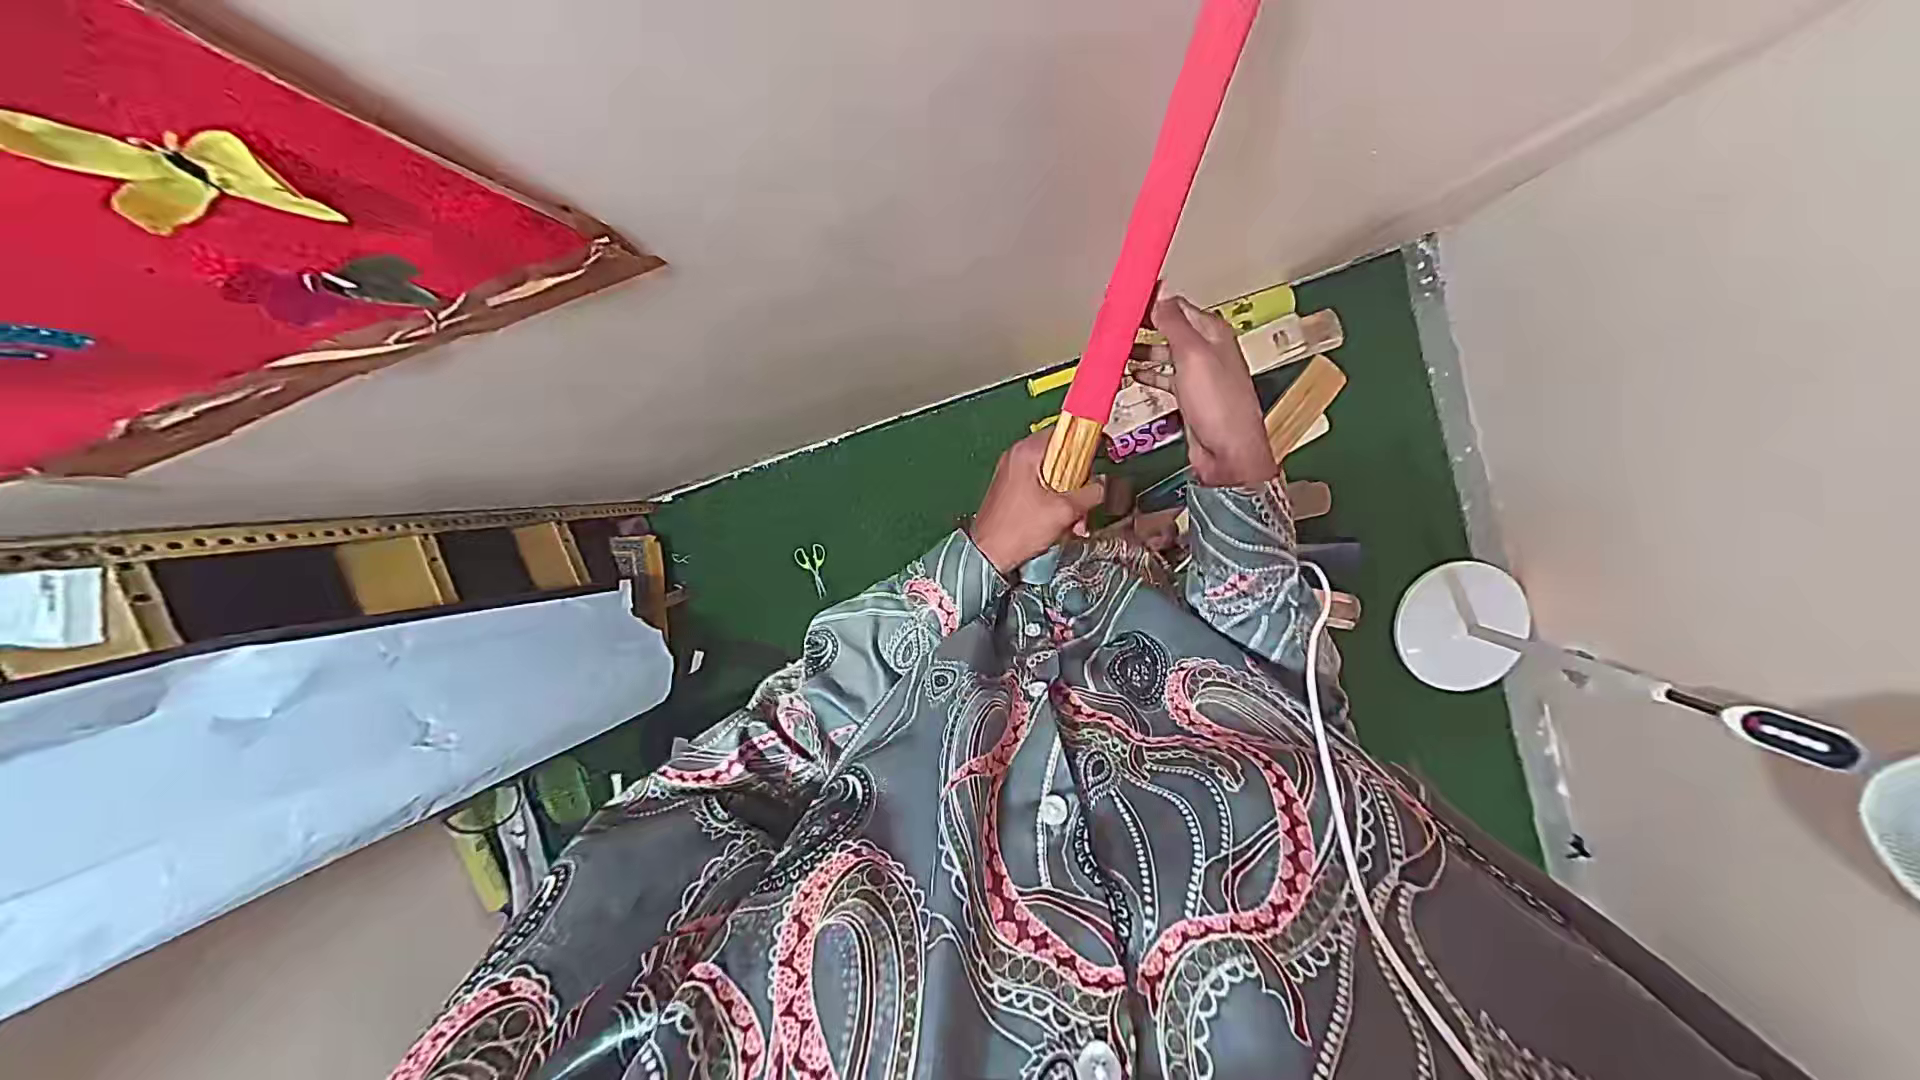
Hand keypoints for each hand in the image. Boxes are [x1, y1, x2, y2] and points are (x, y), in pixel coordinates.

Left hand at [968, 431, 1106, 573]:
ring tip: (1074, 521)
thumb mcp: (1064, 511)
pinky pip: (1043, 488)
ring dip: (1069, 498)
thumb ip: (1090, 493)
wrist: (987, 555)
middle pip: (1062, 456)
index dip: (1087, 442)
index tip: (1101, 452)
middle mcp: (1018, 457)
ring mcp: (1014, 473)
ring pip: (1055, 476)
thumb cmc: (1015, 531)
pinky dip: (1055, 503)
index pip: (1065, 431)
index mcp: (1028, 452)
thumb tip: (1102, 485)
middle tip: (1085, 500)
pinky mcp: (1013, 489)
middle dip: (1079, 482)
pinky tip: (1062, 524)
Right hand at [1136, 295, 1277, 487]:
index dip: (1152, 302)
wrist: (1227, 452)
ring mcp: (1198, 374)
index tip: (1127, 301)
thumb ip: (1174, 323)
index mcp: (1212, 333)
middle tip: (1118, 324)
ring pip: (1165, 353)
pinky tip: (1134, 373)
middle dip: (1144, 325)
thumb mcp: (1192, 355)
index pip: (1177, 306)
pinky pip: (1165, 377)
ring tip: (1120, 349)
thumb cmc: (1219, 406)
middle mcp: (1207, 351)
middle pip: (1170, 328)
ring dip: (1143, 350)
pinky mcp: (1189, 396)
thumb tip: (1161, 293)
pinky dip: (1148, 373)